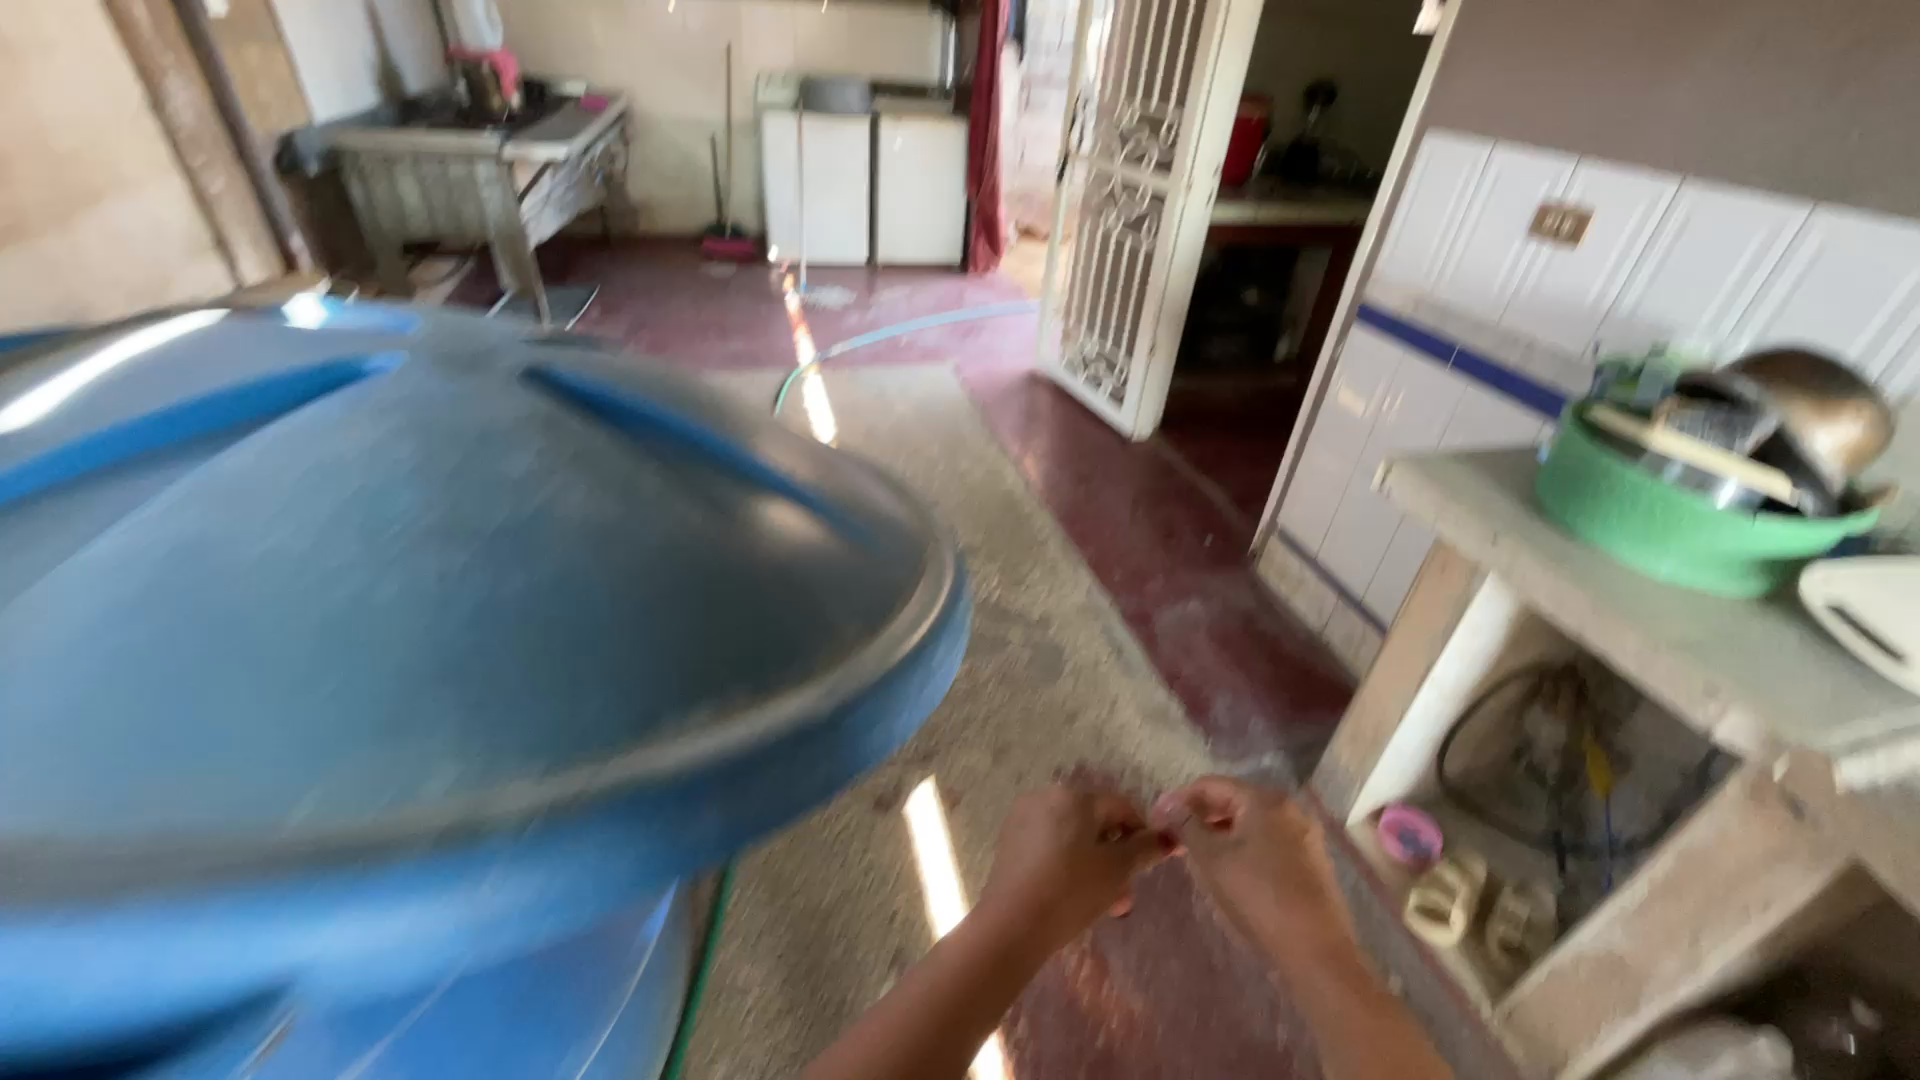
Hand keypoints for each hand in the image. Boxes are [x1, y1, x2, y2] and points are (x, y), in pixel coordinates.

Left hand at [974, 782, 1170, 954]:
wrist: (1012, 923)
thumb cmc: (1071, 890)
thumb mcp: (1117, 870)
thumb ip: (1145, 848)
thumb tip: (1170, 836)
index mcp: (1073, 795)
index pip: (1121, 807)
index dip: (1141, 835)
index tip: (1147, 867)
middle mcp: (1046, 796)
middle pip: (1095, 822)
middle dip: (1115, 856)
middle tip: (1124, 894)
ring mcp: (1024, 817)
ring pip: (1073, 837)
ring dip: (1094, 865)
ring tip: (1105, 904)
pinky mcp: (1011, 840)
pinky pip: (1051, 844)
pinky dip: (1068, 863)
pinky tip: (1074, 896)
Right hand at [1151, 776, 1348, 951]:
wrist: (1317, 952)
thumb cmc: (1257, 896)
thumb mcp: (1211, 858)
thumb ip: (1186, 824)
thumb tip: (1166, 801)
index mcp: (1264, 800)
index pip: (1210, 785)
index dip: (1179, 800)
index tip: (1157, 821)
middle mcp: (1289, 809)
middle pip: (1233, 801)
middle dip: (1201, 817)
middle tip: (1175, 839)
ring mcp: (1305, 836)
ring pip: (1251, 824)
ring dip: (1221, 834)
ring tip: (1198, 856)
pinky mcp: (1313, 863)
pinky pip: (1268, 843)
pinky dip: (1244, 848)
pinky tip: (1232, 872)